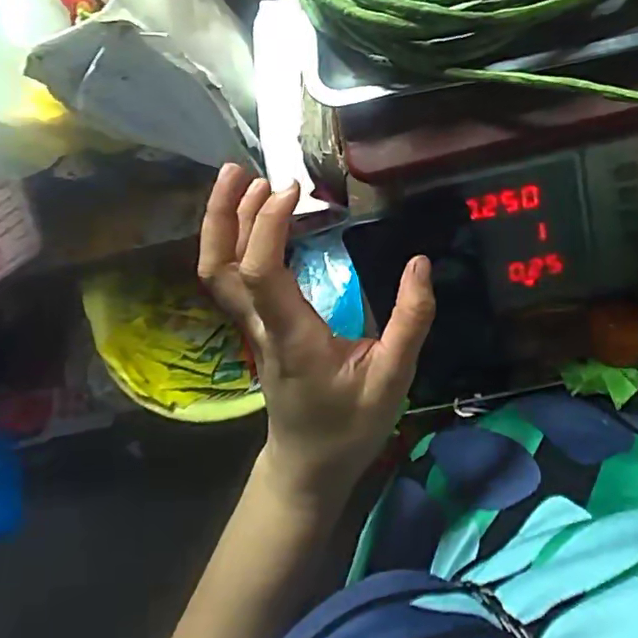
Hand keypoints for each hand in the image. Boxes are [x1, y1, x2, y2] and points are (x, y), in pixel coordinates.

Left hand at [199, 164, 435, 506]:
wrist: (307, 466)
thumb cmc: (349, 426)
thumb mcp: (392, 380)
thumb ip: (409, 324)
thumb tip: (420, 264)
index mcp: (292, 336)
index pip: (260, 274)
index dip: (266, 226)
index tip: (292, 191)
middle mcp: (261, 326)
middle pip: (220, 268)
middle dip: (225, 215)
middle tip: (246, 171)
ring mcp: (251, 327)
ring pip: (217, 272)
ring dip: (222, 223)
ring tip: (243, 180)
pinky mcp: (255, 327)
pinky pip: (232, 278)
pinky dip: (233, 240)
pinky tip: (252, 218)